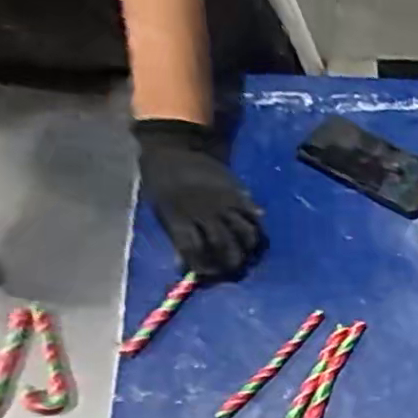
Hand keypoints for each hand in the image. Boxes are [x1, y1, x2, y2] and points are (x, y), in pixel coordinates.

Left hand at [134, 118, 264, 278]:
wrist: (173, 144)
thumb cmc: (161, 179)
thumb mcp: (161, 208)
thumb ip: (176, 236)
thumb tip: (183, 263)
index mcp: (179, 217)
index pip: (195, 251)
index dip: (203, 267)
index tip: (206, 273)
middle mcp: (204, 212)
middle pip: (224, 246)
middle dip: (229, 262)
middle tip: (231, 268)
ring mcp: (222, 203)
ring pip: (244, 234)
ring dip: (246, 248)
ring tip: (245, 253)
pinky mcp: (235, 193)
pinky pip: (252, 214)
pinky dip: (256, 226)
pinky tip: (254, 234)